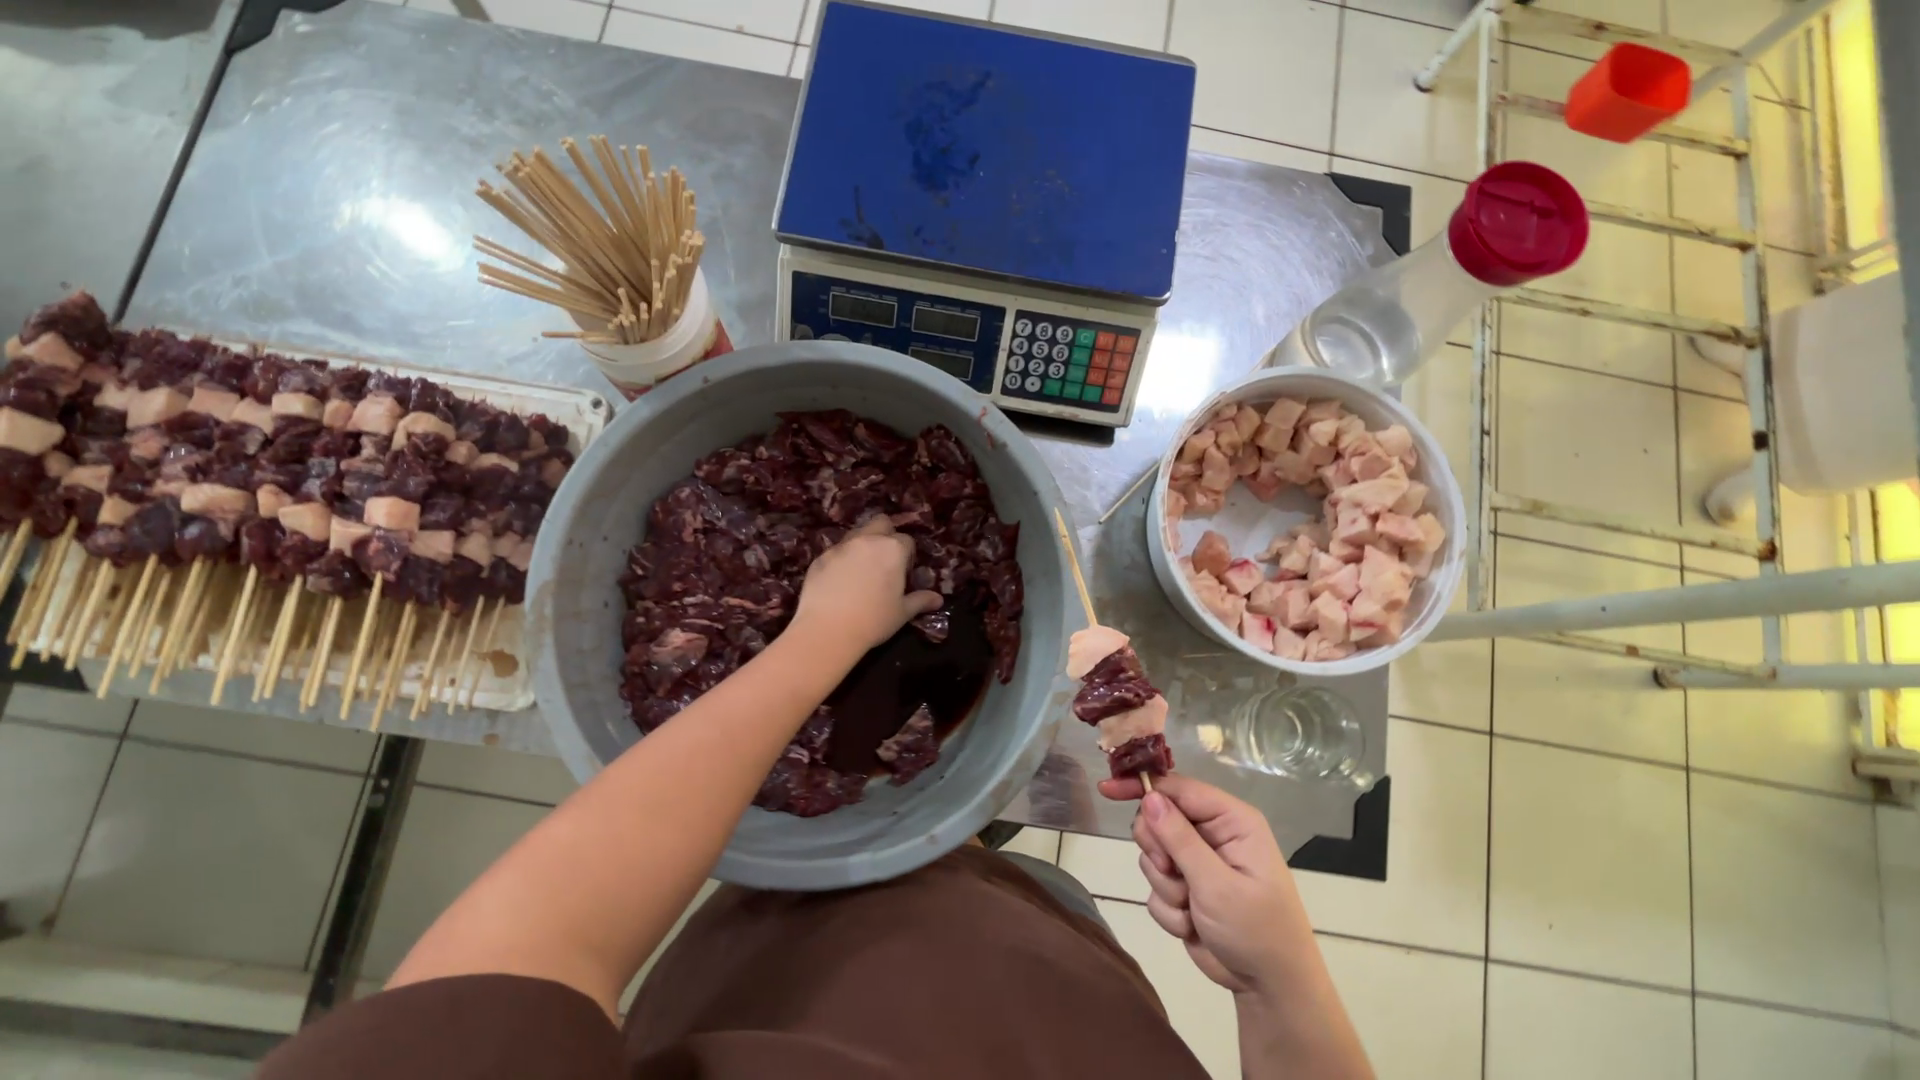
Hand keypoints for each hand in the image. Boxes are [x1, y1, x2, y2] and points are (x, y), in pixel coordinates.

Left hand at [791, 517, 942, 653]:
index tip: (903, 573)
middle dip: (886, 535)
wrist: (827, 629)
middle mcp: (867, 540)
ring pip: (856, 534)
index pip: (906, 541)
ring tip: (861, 572)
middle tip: (884, 561)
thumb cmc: (873, 620)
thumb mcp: (902, 613)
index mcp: (892, 549)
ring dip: (862, 545)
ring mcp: (841, 547)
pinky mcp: (820, 558)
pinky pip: (835, 552)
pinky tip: (839, 582)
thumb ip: (920, 600)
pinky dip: (841, 560)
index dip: (907, 556)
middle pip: (881, 523)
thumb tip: (937, 599)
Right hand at [1100, 774, 1312, 994]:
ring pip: (1153, 856)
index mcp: (1232, 821)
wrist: (1268, 988)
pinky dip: (1168, 909)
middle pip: (1158, 820)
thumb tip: (1149, 796)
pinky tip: (1192, 926)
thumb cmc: (1255, 930)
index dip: (1143, 787)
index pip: (1178, 788)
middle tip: (1172, 873)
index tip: (1108, 790)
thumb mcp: (1217, 884)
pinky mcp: (1186, 890)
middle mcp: (1214, 835)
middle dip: (1158, 852)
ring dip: (1166, 887)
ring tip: (1192, 909)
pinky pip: (1155, 886)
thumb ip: (1180, 839)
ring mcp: (1198, 863)